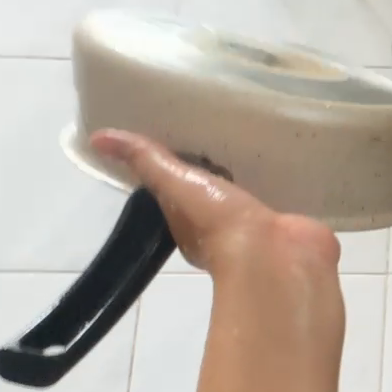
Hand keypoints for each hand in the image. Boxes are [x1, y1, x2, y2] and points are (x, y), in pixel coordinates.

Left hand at [89, 129, 339, 277]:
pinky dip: (288, 190)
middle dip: (221, 177)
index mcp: (190, 226)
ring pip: (255, 202)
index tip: (184, 147)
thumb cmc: (221, 224)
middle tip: (223, 141)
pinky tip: (292, 168)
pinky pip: (287, 205)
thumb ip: (147, 160)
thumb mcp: (176, 183)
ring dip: (257, 183)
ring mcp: (263, 233)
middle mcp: (226, 232)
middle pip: (218, 199)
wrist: (278, 254)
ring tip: (259, 148)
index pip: (179, 196)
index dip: (179, 175)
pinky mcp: (294, 230)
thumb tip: (98, 138)